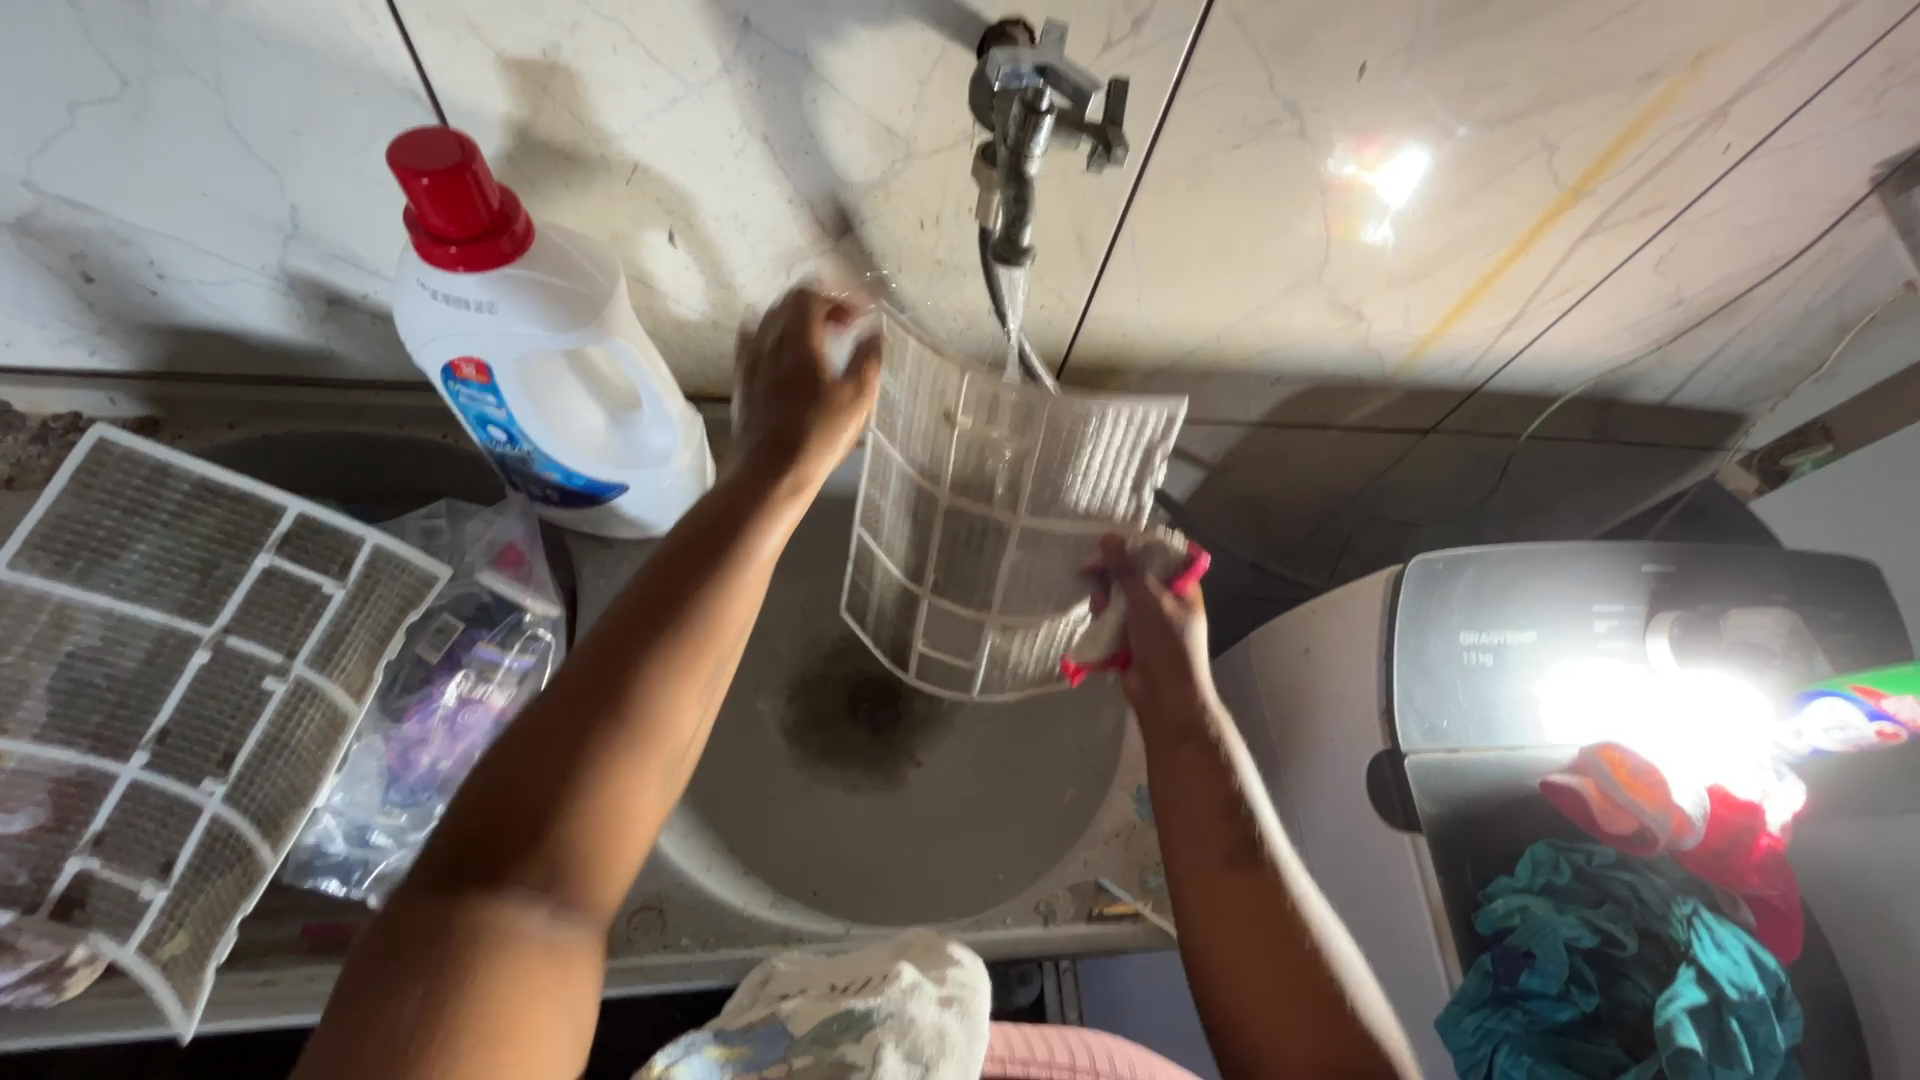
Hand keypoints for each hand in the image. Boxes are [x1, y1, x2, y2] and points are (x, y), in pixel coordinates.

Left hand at [732, 286, 882, 483]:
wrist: (772, 470)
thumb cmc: (819, 433)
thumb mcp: (858, 397)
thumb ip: (867, 357)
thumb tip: (874, 329)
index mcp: (798, 338)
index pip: (811, 295)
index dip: (838, 299)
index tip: (859, 317)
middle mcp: (768, 340)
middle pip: (789, 303)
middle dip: (819, 306)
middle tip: (843, 327)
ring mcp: (750, 359)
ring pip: (769, 321)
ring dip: (796, 322)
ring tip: (818, 341)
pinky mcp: (741, 380)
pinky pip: (753, 343)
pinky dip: (773, 339)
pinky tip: (784, 356)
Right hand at [1097, 534, 1221, 728]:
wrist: (1166, 699)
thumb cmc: (1167, 646)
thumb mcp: (1148, 602)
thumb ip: (1127, 570)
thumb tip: (1109, 537)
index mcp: (1181, 587)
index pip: (1158, 554)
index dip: (1133, 547)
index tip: (1107, 544)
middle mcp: (1165, 599)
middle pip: (1134, 574)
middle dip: (1112, 574)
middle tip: (1090, 572)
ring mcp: (1147, 619)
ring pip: (1119, 595)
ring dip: (1106, 597)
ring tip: (1099, 606)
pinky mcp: (1130, 637)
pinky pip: (1113, 616)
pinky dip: (1104, 615)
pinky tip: (1097, 617)